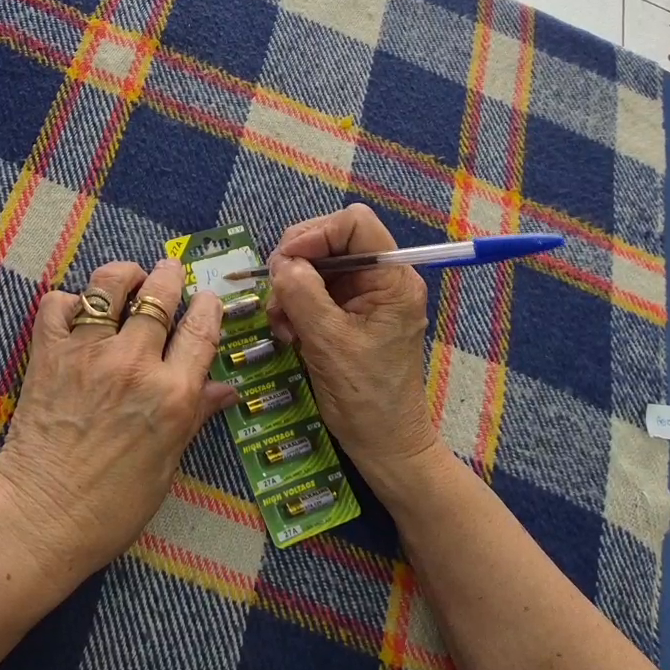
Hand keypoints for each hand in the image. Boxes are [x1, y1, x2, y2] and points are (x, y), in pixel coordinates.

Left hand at [0, 258, 237, 578]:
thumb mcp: (168, 464)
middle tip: (168, 273)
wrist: (43, 514)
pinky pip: (59, 303)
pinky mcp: (49, 351)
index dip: (208, 305)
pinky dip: (69, 300)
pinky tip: (78, 312)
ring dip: (124, 275)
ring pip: (109, 286)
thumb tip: (226, 387)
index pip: (201, 329)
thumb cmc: (113, 505)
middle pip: (159, 295)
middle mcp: (135, 363)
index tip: (207, 298)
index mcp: (173, 394)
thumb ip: (195, 415)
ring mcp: (89, 352)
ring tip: (127, 279)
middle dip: (169, 276)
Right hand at [267, 204, 438, 474]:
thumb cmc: (366, 397)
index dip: (316, 233)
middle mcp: (381, 279)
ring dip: (291, 289)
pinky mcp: (348, 314)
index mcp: (392, 279)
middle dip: (297, 263)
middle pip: (330, 240)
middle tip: (276, 293)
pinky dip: (294, 306)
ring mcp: (364, 297)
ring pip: (316, 266)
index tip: (287, 261)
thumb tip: (282, 263)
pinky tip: (289, 333)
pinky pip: (313, 291)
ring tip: (282, 324)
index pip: (355, 223)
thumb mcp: (329, 342)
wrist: (384, 445)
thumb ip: (304, 295)